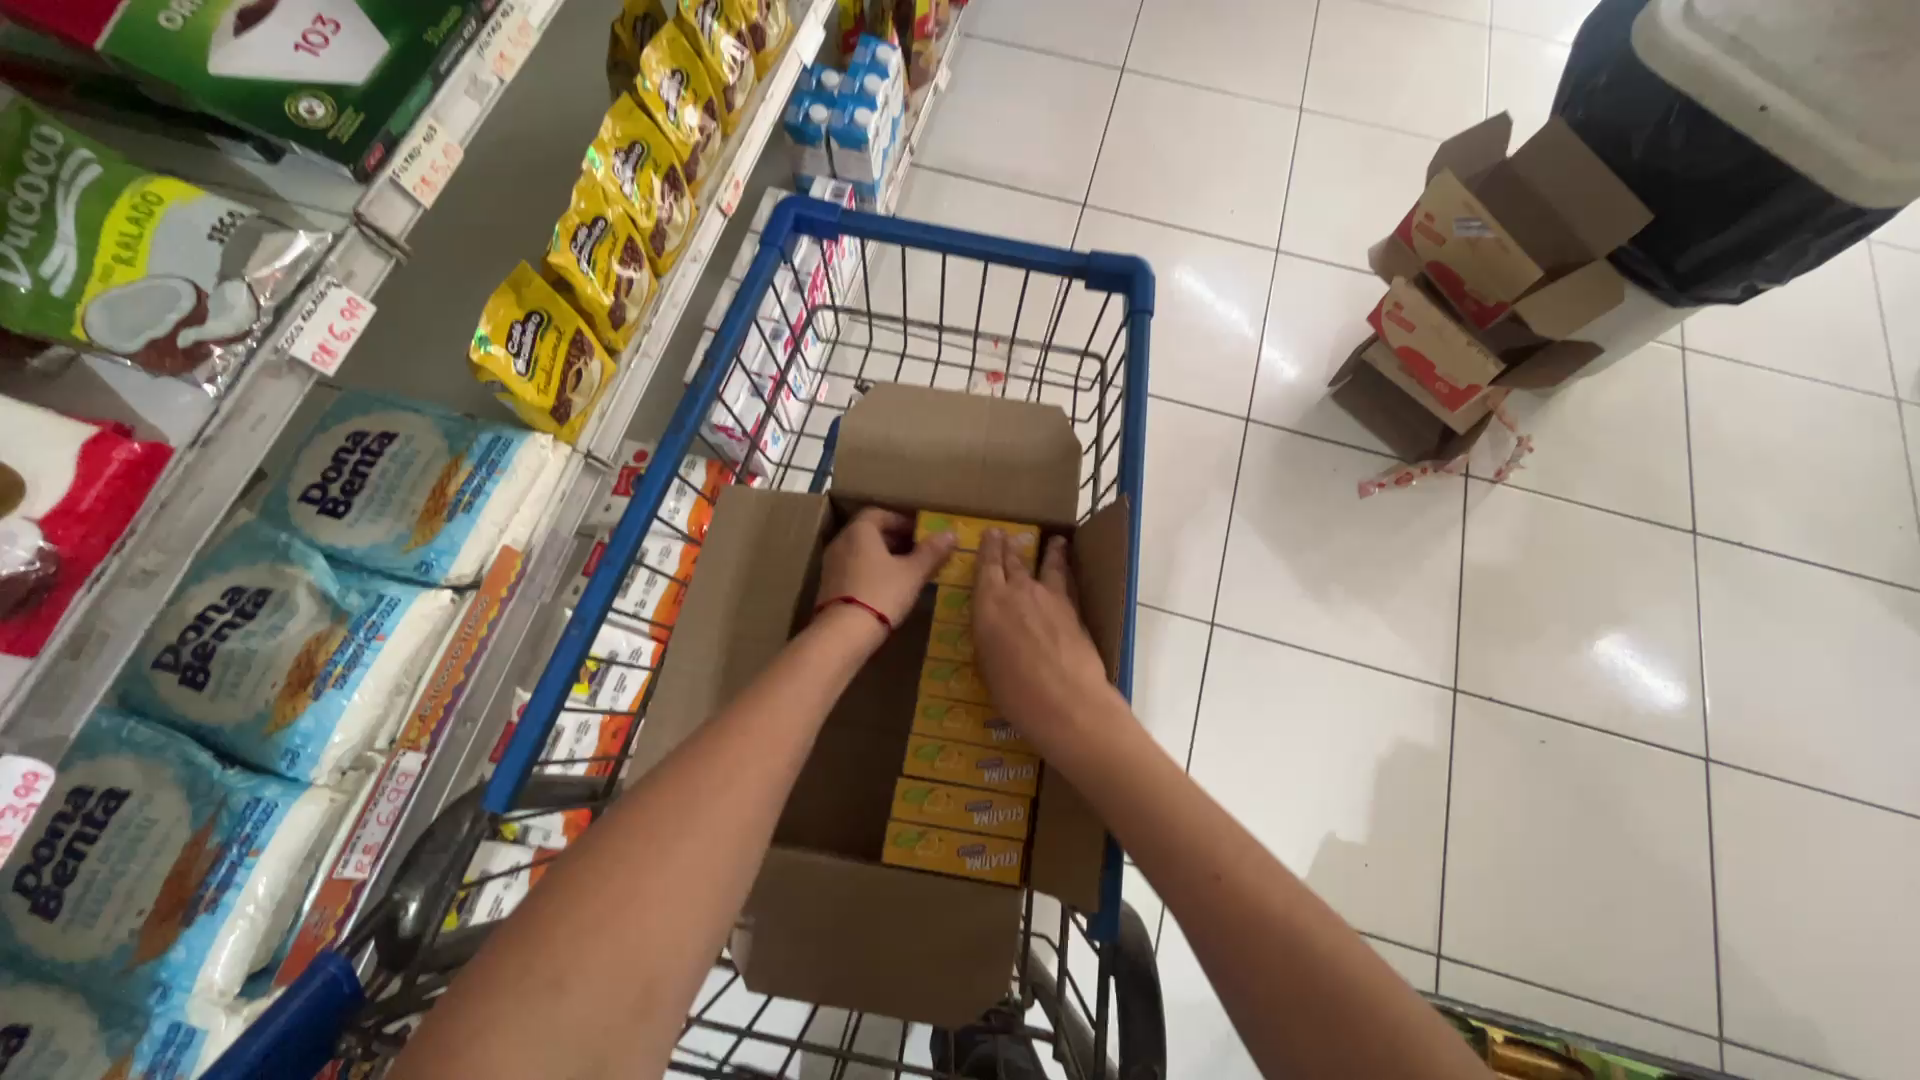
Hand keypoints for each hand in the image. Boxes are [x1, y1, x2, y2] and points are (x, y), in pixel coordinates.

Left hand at [815, 507, 956, 632]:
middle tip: (917, 552)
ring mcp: (831, 565)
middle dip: (894, 540)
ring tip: (906, 572)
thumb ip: (931, 552)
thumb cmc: (881, 593)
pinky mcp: (828, 586)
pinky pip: (853, 569)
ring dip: (882, 557)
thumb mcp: (912, 573)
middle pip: (869, 533)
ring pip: (861, 552)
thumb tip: (951, 533)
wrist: (843, 633)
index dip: (902, 521)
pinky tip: (886, 589)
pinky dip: (870, 572)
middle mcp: (841, 542)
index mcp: (859, 531)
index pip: (880, 514)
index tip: (920, 534)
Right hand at [971, 530, 1116, 757]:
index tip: (990, 533)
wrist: (1065, 701)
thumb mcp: (986, 664)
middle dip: (1009, 546)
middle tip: (1007, 534)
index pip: (987, 566)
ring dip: (1049, 552)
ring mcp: (1050, 598)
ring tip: (1054, 540)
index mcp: (989, 604)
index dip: (988, 548)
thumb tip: (997, 630)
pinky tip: (1068, 571)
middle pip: (1014, 561)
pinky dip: (1066, 571)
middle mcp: (1019, 592)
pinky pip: (1067, 582)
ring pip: (1048, 566)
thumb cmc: (1014, 692)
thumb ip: (990, 637)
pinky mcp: (1074, 610)